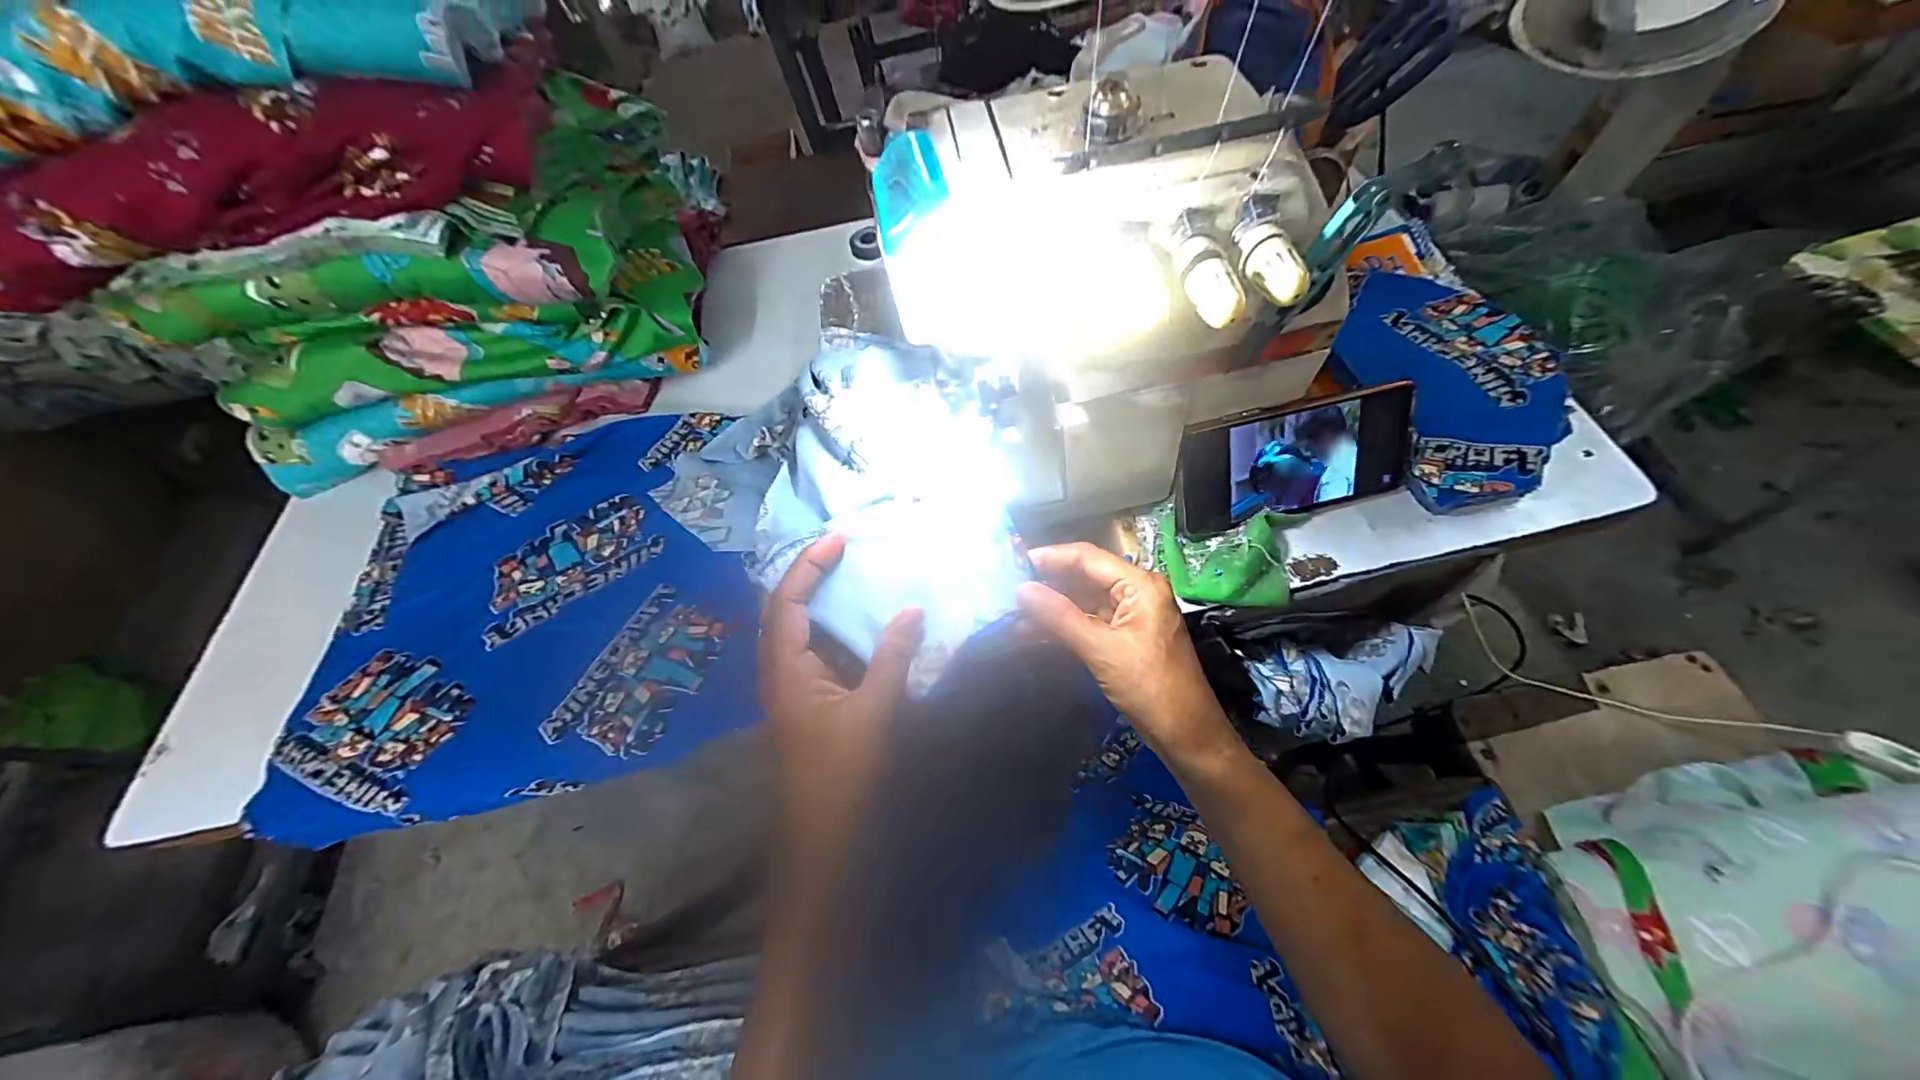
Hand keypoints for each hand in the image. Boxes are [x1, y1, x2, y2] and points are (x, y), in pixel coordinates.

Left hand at [759, 533, 923, 844]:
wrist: (825, 833)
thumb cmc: (844, 773)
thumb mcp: (874, 711)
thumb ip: (892, 657)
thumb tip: (911, 610)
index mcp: (786, 670)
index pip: (787, 602)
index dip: (809, 566)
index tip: (839, 540)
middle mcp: (781, 672)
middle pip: (786, 610)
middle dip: (811, 575)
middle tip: (845, 550)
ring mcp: (794, 687)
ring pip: (802, 631)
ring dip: (824, 601)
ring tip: (855, 575)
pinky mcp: (810, 700)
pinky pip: (819, 652)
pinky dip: (838, 630)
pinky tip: (865, 624)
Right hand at [1016, 543, 1239, 767]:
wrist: (1186, 733)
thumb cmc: (1150, 687)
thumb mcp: (1100, 649)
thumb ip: (1059, 616)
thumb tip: (1021, 590)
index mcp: (1140, 585)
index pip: (1087, 558)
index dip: (1050, 557)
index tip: (1014, 562)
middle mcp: (1137, 592)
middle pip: (1084, 577)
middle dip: (1048, 584)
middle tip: (1009, 590)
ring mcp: (1131, 615)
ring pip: (1084, 601)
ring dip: (1052, 608)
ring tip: (1014, 614)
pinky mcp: (1125, 637)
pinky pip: (1089, 621)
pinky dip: (1064, 626)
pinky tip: (1035, 632)